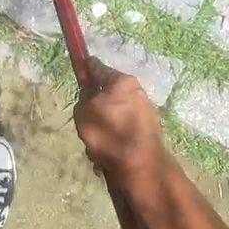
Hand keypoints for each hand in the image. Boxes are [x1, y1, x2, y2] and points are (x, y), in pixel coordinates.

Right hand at [76, 57, 167, 179]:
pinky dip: (112, 142)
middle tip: (85, 121)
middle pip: (108, 95)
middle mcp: (137, 93)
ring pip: (113, 117)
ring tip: (94, 146)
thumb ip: (84, 96)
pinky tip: (105, 156)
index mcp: (122, 82)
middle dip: (96, 107)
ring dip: (102, 129)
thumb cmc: (108, 131)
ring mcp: (144, 114)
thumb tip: (90, 92)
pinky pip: (121, 133)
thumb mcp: (83, 110)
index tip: (81, 65)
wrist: (138, 164)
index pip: (99, 68)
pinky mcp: (147, 133)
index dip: (87, 67)